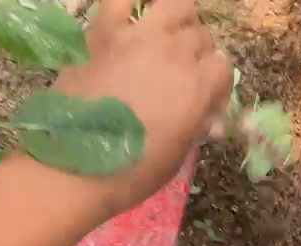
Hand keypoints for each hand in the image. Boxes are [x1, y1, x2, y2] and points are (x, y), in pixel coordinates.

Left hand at [51, 0, 233, 213]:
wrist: (77, 167)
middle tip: (181, 78)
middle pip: (200, 37)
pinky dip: (131, 6)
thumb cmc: (132, 173)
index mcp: (197, 87)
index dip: (217, 86)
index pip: (223, 68)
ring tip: (167, 39)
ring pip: (175, 6)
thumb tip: (205, 115)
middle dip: (197, 57)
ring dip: (178, 20)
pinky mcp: (104, 31)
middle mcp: (174, 53)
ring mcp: (138, 36)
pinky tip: (131, 22)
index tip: (206, 104)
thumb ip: (194, 125)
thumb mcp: (176, 156)